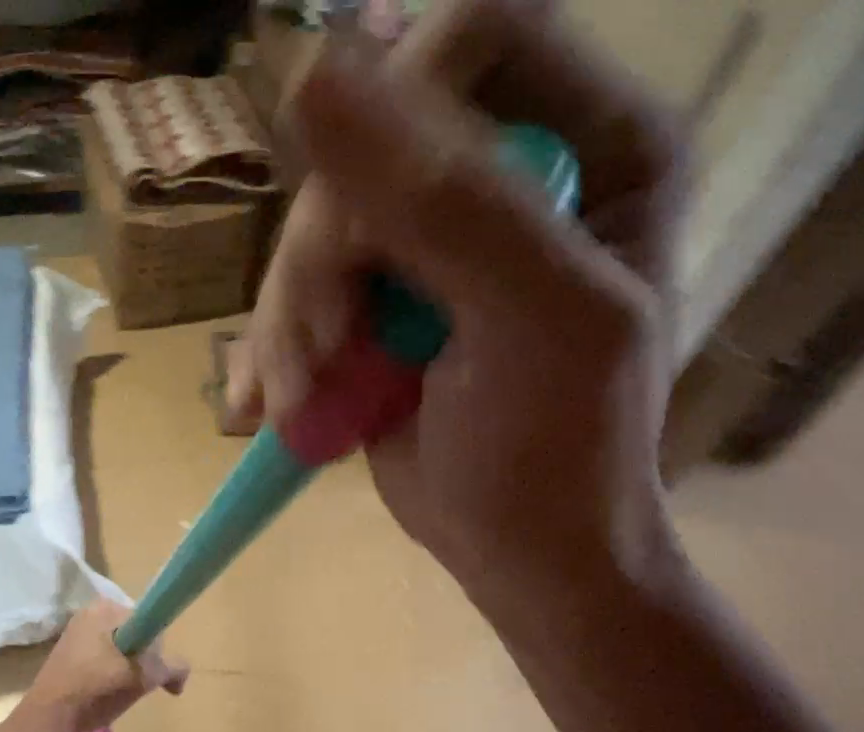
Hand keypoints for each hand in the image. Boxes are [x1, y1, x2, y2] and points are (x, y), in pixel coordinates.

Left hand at [21, 600, 187, 731]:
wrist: (49, 715)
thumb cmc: (96, 688)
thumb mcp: (141, 678)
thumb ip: (170, 668)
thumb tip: (181, 673)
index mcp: (106, 608)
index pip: (150, 621)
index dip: (157, 650)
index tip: (154, 673)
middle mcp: (91, 612)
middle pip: (137, 634)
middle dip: (144, 660)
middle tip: (139, 686)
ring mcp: (77, 631)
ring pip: (121, 648)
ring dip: (129, 669)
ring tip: (120, 692)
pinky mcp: (70, 652)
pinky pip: (104, 657)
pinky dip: (111, 673)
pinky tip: (105, 692)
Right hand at [232, 1, 686, 595]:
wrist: (519, 548)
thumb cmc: (559, 450)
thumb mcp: (532, 320)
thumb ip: (444, 198)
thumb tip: (309, 67)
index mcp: (593, 140)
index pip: (474, 35)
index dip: (395, 104)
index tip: (356, 227)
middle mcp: (509, 166)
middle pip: (366, 134)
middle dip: (323, 256)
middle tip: (322, 350)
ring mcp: (430, 230)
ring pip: (313, 218)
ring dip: (288, 319)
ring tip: (298, 403)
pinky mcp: (372, 291)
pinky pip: (292, 282)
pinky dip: (270, 348)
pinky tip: (269, 405)